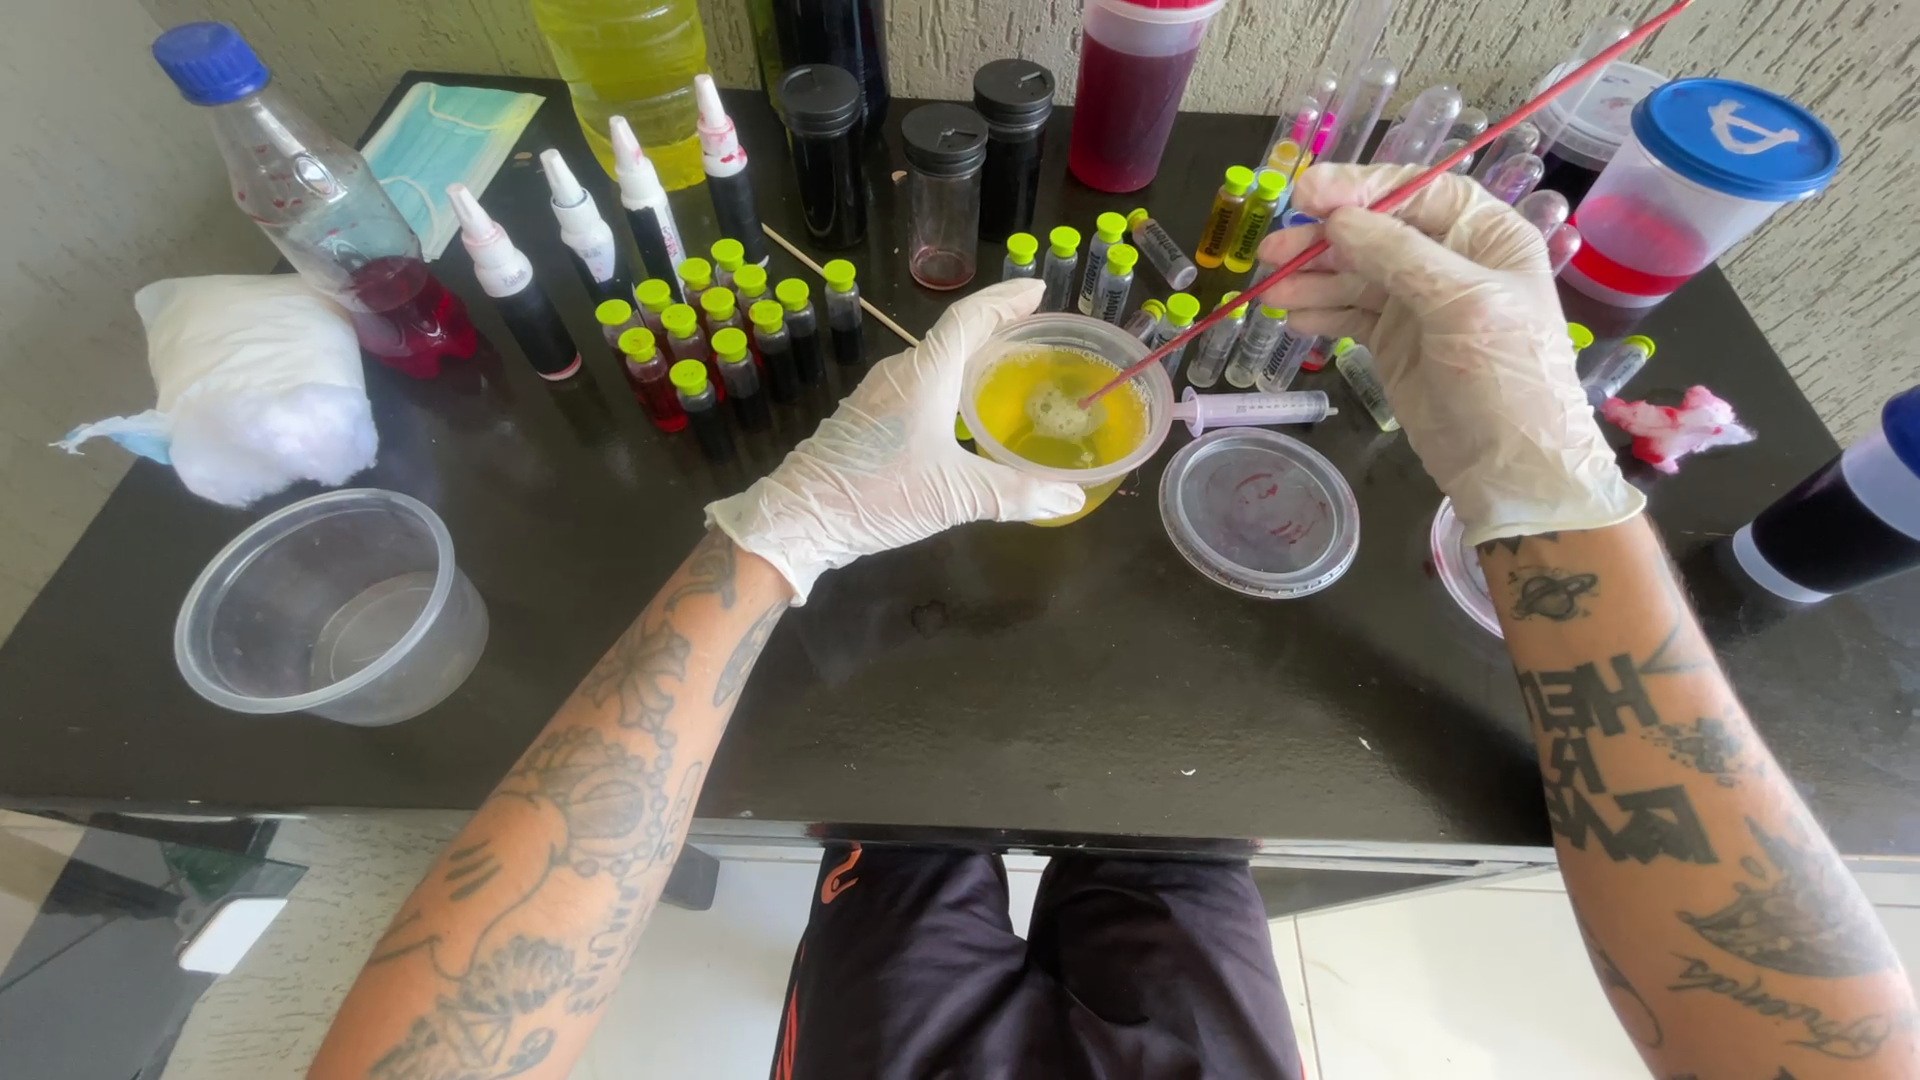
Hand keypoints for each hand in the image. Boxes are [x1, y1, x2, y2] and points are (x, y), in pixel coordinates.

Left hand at [706, 279, 1084, 602]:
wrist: (800, 519)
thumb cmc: (877, 494)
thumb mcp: (955, 495)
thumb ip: (1015, 495)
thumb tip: (1070, 498)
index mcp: (924, 374)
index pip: (970, 318)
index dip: (1006, 299)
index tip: (1038, 289)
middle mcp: (900, 374)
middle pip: (953, 337)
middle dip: (994, 328)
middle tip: (1033, 333)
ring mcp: (876, 397)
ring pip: (932, 364)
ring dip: (968, 360)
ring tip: (1003, 370)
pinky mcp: (864, 421)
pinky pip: (916, 388)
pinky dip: (946, 388)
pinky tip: (958, 416)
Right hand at [1257, 163, 1643, 545]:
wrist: (1506, 464)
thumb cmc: (1504, 378)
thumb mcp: (1461, 305)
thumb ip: (1399, 257)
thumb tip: (1337, 221)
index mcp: (1483, 237)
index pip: (1416, 193)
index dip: (1360, 189)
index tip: (1305, 194)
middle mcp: (1447, 263)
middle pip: (1373, 235)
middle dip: (1321, 241)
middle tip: (1270, 252)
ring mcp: (1415, 305)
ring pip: (1352, 279)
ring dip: (1309, 282)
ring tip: (1268, 294)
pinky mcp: (1391, 342)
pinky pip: (1347, 317)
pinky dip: (1319, 315)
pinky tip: (1293, 320)